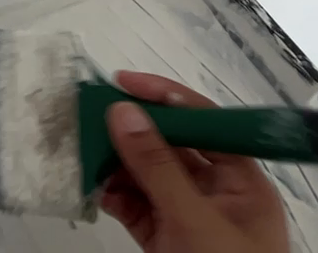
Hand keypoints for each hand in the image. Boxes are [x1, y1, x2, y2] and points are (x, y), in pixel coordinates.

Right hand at [99, 72, 290, 252]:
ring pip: (142, 169)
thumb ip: (158, 166)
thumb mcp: (197, 224)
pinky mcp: (159, 236)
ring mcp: (184, 214)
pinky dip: (107, 189)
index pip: (205, 122)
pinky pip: (130, 200)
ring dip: (111, 157)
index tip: (122, 82)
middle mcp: (213, 192)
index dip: (165, 97)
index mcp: (241, 184)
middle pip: (168, 143)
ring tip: (77, 142)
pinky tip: (86, 180)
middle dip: (128, 127)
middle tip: (86, 108)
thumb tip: (120, 108)